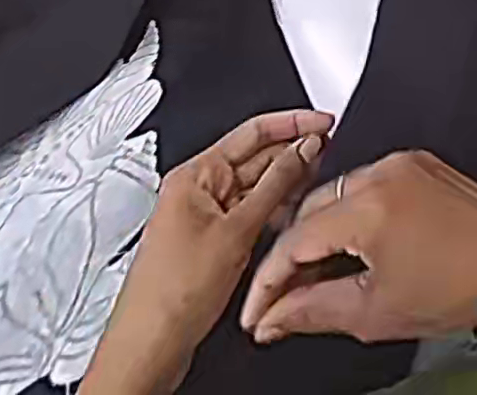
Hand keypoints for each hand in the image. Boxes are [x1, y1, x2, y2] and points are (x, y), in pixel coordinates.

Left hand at [80, 109, 331, 394]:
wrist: (148, 353)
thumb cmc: (170, 297)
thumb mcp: (237, 230)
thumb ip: (277, 183)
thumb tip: (304, 147)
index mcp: (196, 174)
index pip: (254, 131)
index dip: (293, 122)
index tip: (323, 122)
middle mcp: (200, 188)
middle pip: (258, 156)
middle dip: (294, 153)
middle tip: (328, 152)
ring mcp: (208, 213)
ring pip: (259, 184)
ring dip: (288, 182)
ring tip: (317, 182)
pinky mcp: (216, 237)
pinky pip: (253, 209)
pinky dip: (276, 207)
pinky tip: (296, 211)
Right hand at [240, 150, 476, 344]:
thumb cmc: (460, 283)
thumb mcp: (375, 311)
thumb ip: (311, 311)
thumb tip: (275, 317)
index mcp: (368, 208)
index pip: (293, 240)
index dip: (267, 282)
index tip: (258, 309)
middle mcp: (381, 173)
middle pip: (310, 209)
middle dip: (292, 254)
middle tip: (285, 297)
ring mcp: (400, 163)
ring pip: (336, 192)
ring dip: (322, 230)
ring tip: (323, 273)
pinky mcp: (415, 161)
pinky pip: (366, 181)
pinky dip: (352, 211)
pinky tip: (356, 243)